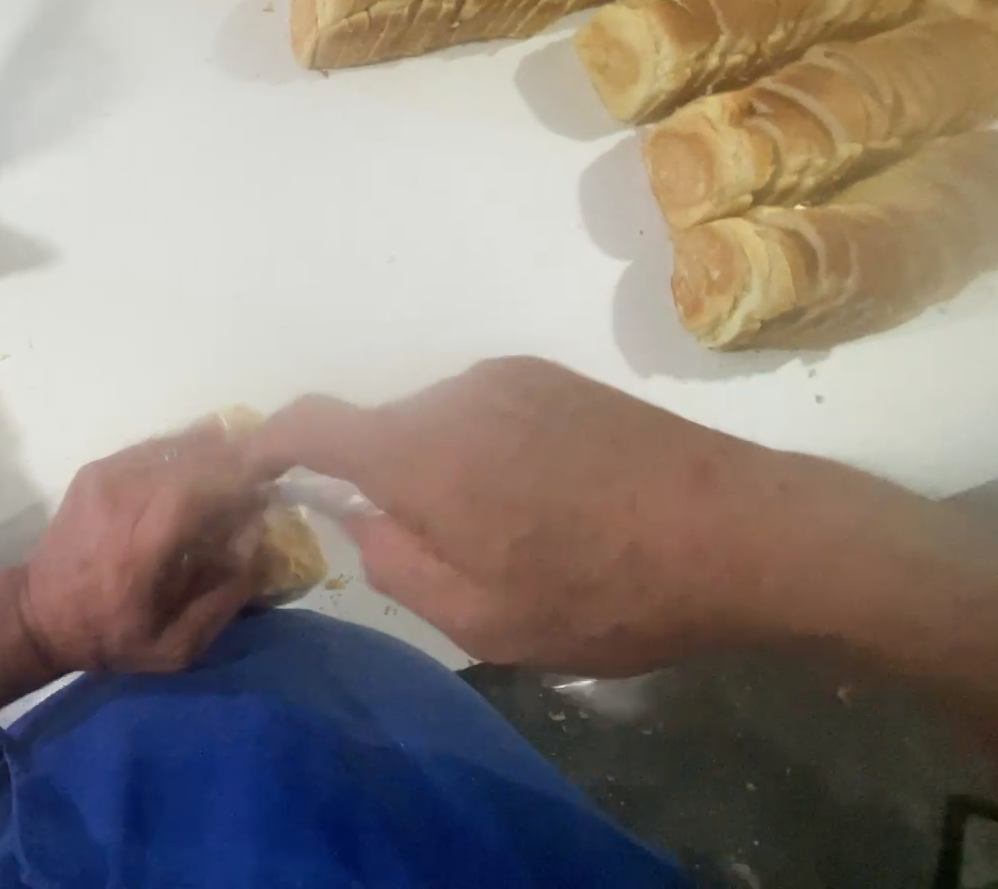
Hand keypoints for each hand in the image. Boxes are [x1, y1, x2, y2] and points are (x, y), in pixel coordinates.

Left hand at [19, 422, 270, 673]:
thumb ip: (222, 595)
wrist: (38, 613)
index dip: (240, 481)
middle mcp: (120, 502)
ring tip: (246, 459)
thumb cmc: (110, 636)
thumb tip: (260, 539)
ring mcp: (105, 478)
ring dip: (215, 450)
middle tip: (269, 470)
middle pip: (190, 462)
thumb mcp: (175, 646)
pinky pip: (154, 447)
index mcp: (138, 549)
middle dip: (236, 460)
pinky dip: (187, 449)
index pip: (197, 492)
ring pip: (175, 447)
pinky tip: (210, 454)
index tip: (274, 486)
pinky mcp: (97, 469)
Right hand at [251, 357, 791, 676]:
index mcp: (420, 455)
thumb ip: (394, 565)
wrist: (746, 533)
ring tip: (509, 526)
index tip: (251, 465)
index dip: (267, 440)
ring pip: (428, 425)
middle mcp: (449, 398)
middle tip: (439, 547)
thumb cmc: (602, 590)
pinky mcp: (545, 378)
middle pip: (377, 433)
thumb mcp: (481, 619)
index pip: (312, 425)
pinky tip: (544, 494)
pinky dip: (477, 450)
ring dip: (437, 469)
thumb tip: (365, 520)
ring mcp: (501, 379)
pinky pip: (476, 411)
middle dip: (381, 483)